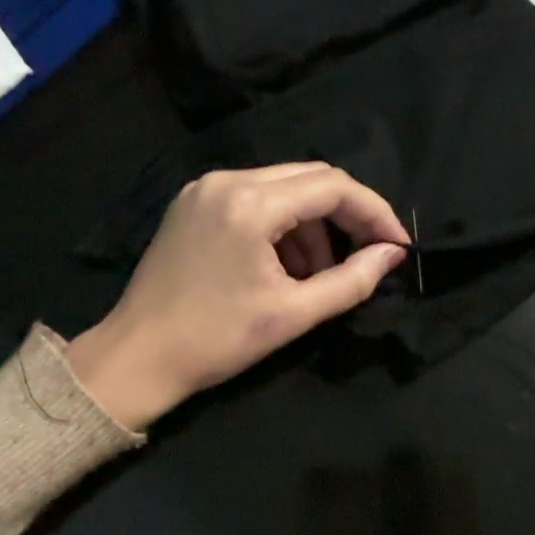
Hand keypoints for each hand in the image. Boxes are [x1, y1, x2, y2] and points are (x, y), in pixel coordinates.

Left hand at [67, 163, 409, 429]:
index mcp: (250, 204)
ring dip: (312, 224)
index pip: (333, 186)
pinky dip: (281, 225)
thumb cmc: (216, 340)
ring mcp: (205, 188)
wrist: (137, 357)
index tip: (397, 245)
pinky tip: (285, 265)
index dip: (374, 212)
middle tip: (369, 255)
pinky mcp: (192, 202)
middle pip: (310, 177)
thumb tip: (392, 255)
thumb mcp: (292, 314)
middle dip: (346, 215)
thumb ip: (351, 280)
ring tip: (320, 274)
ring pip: (283, 187)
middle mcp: (227, 180)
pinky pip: (254, 198)